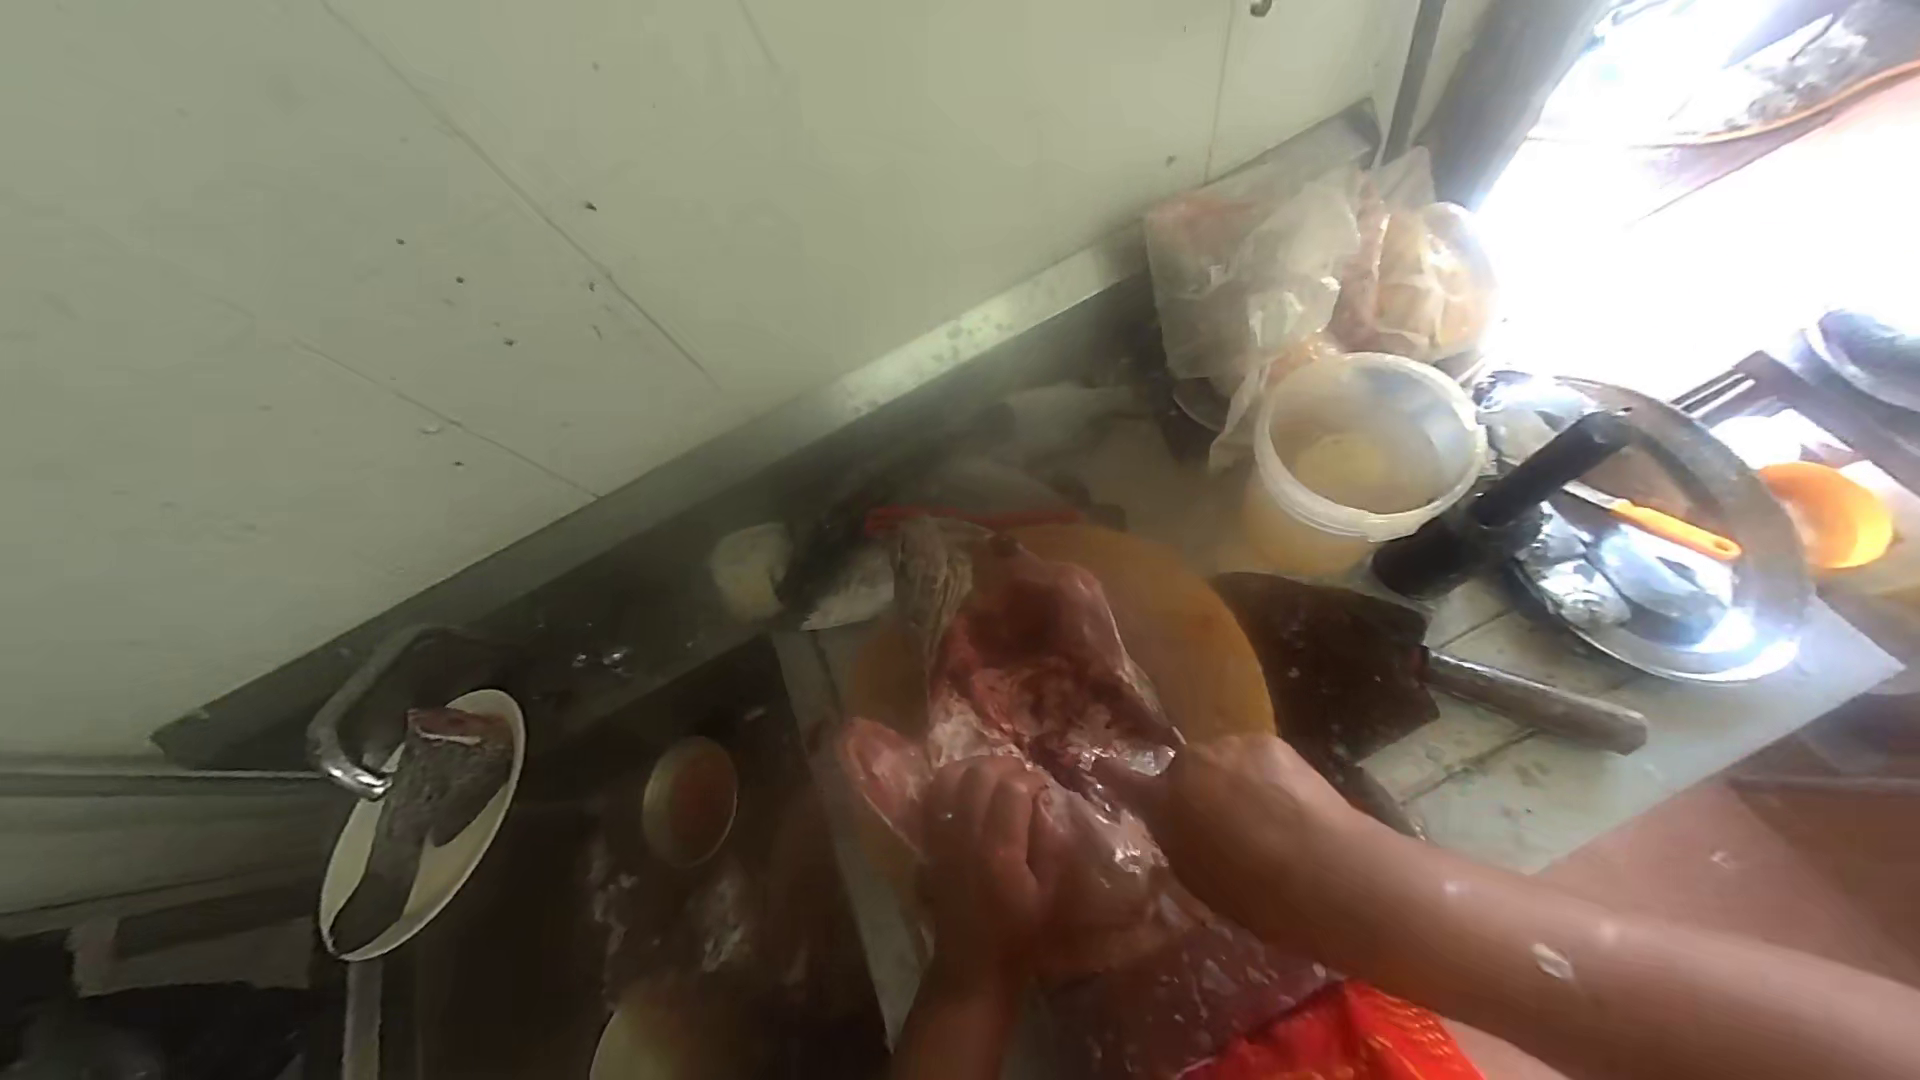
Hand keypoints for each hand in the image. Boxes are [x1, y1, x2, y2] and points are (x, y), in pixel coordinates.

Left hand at [920, 756, 1068, 989]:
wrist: (973, 967)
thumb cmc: (1022, 935)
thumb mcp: (1051, 894)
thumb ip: (1050, 842)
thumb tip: (1045, 801)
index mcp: (1000, 852)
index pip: (1012, 790)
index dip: (1030, 779)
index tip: (1043, 786)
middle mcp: (965, 837)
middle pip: (979, 776)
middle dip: (1005, 765)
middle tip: (1023, 774)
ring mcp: (942, 838)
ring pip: (951, 777)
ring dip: (976, 765)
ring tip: (996, 772)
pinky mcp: (928, 842)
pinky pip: (932, 795)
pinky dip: (950, 778)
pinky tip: (967, 781)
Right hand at [1106, 734, 1370, 952]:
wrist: (1330, 873)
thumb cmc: (1257, 895)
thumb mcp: (1200, 880)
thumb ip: (1178, 842)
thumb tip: (1176, 824)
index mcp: (1163, 802)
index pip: (1121, 780)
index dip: (1109, 773)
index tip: (1097, 763)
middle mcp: (1186, 764)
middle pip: (1182, 771)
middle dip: (1195, 788)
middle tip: (1225, 820)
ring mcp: (1225, 746)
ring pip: (1221, 761)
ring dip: (1232, 779)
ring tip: (1268, 814)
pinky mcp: (1265, 740)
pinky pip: (1253, 757)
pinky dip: (1264, 774)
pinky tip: (1291, 802)